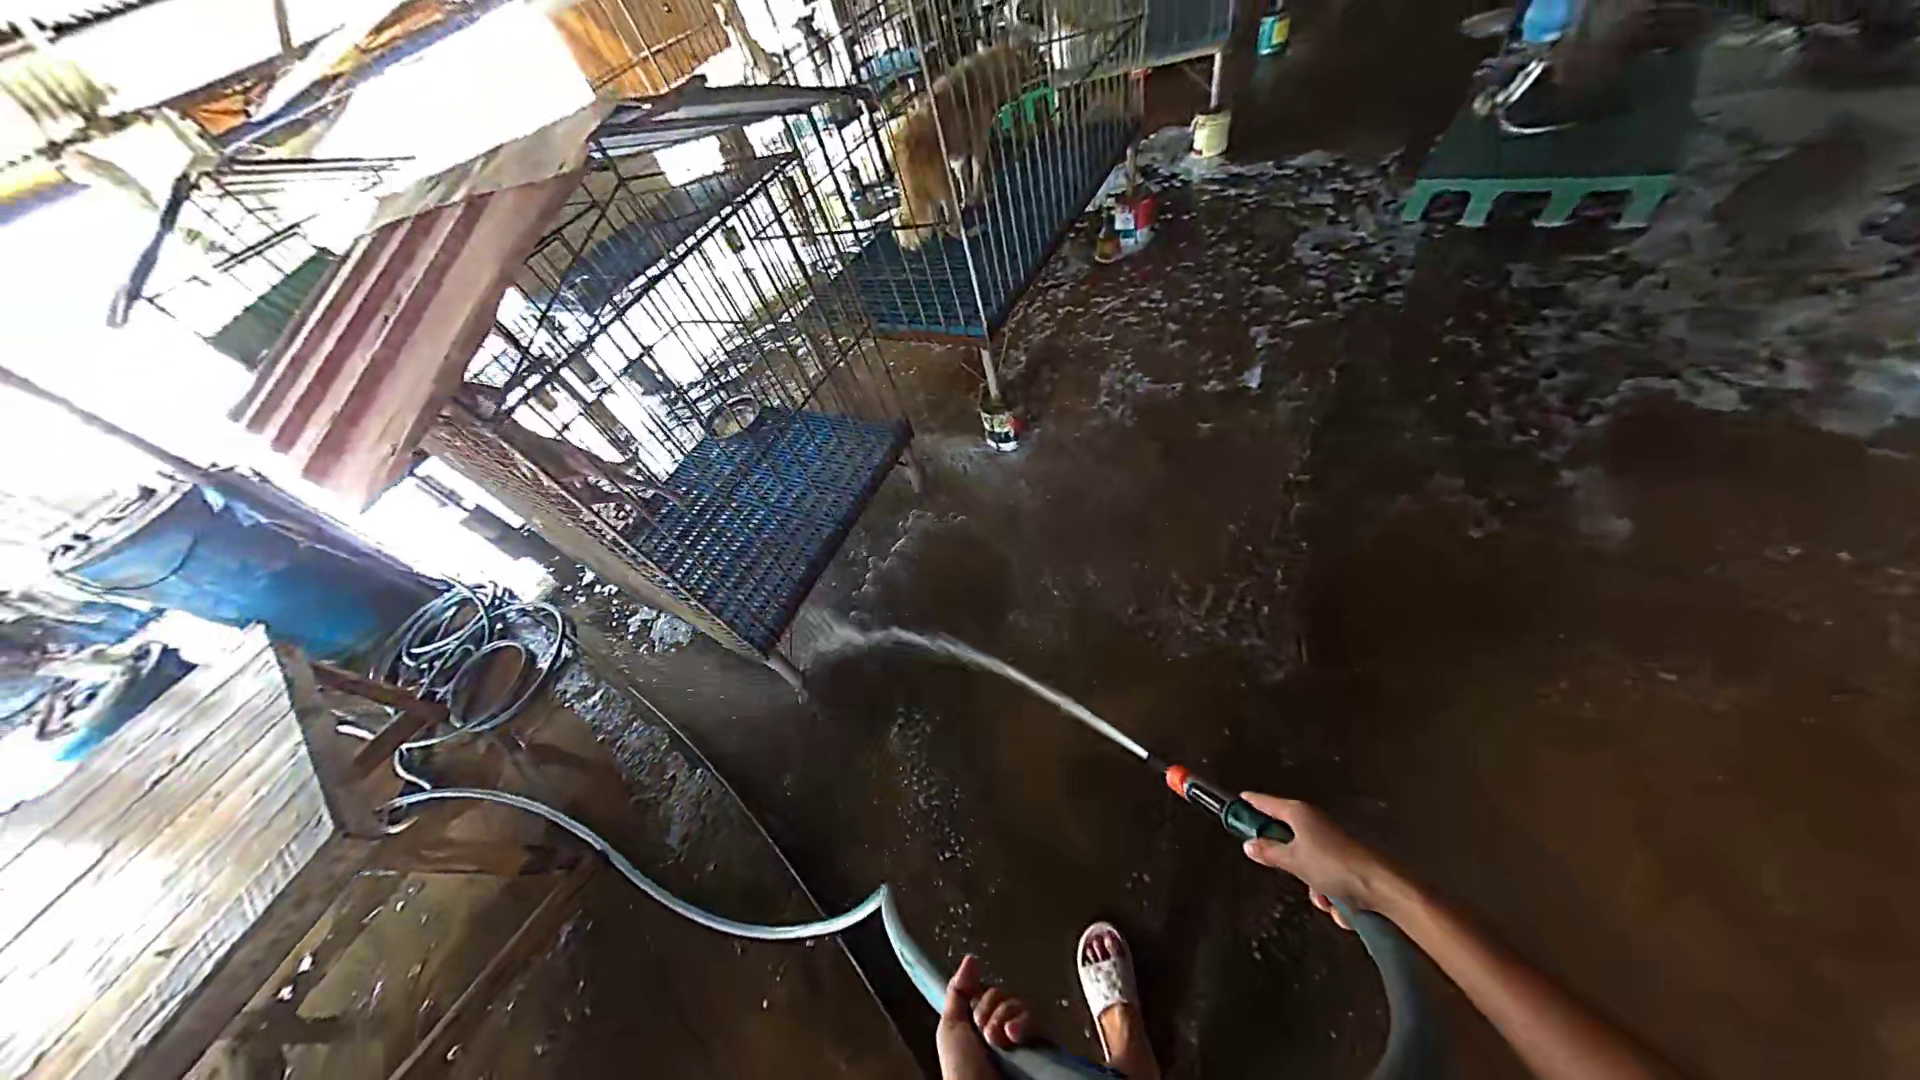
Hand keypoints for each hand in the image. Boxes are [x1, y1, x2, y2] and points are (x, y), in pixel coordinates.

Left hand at [936, 954, 1033, 1079]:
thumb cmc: (962, 1073)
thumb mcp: (951, 1029)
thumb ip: (957, 992)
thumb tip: (971, 959)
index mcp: (984, 1031)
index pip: (993, 996)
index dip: (985, 998)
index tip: (975, 1012)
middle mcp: (1006, 1037)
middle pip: (1008, 998)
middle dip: (994, 1008)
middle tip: (986, 1032)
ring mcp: (1025, 1047)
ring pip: (1023, 1008)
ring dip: (1007, 1017)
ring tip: (1001, 1039)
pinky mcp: (1043, 1053)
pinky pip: (1041, 1022)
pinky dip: (1025, 1024)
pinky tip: (1015, 1036)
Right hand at [1239, 793, 1402, 929]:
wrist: (1384, 889)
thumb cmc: (1333, 866)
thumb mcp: (1293, 860)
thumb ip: (1268, 852)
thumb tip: (1249, 844)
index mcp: (1299, 814)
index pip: (1267, 803)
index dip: (1252, 804)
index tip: (1239, 802)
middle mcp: (1315, 823)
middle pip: (1287, 837)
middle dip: (1288, 861)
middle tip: (1287, 870)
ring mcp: (1333, 843)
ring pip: (1308, 863)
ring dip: (1313, 885)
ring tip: (1325, 899)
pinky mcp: (1348, 863)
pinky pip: (1328, 876)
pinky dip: (1331, 892)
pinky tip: (1341, 906)